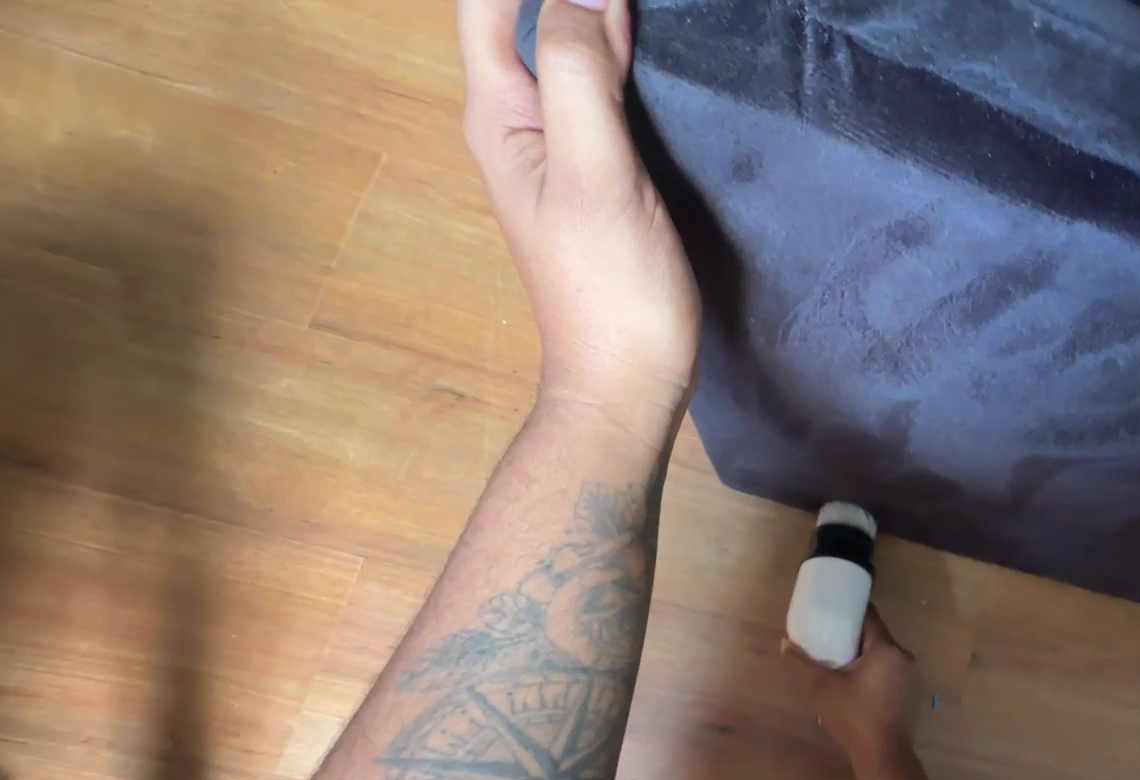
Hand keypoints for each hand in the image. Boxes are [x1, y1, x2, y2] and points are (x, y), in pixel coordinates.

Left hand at [459, 0, 700, 423]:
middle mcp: (518, 129)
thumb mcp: (594, 173)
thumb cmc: (613, 289)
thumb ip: (579, 74)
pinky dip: (618, 70)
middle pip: (525, 21)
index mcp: (499, 116)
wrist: (629, 380)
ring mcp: (558, 160)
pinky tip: (648, 65)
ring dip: (595, 23)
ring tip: (640, 14)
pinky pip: (597, 104)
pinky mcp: (598, 187)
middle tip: (636, 3)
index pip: (491, 1)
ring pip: (564, 60)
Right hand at [780, 607, 924, 779]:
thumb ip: (800, 664)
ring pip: (885, 659)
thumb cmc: (854, 716)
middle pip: (877, 639)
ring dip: (866, 659)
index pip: (870, 618)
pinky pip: (892, 676)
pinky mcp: (913, 697)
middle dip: (855, 639)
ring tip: (842, 666)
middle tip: (830, 642)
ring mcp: (913, 679)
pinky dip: (877, 676)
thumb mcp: (821, 688)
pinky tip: (860, 688)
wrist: (883, 756)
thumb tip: (785, 644)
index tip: (833, 612)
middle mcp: (905, 658)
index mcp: (887, 649)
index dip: (851, 613)